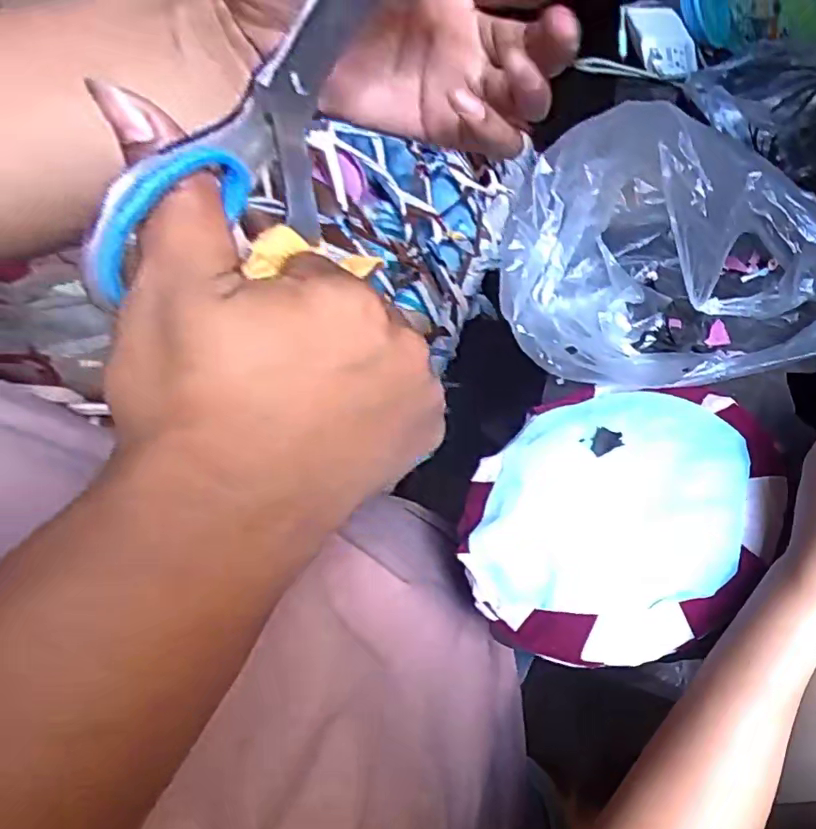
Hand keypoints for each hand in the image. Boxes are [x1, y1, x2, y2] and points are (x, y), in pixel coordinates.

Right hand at [90, 83, 444, 524]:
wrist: (235, 492)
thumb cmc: (197, 389)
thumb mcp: (169, 287)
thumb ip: (184, 210)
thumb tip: (172, 135)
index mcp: (355, 299)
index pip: (315, 267)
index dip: (273, 286)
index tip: (244, 317)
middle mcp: (410, 342)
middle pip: (360, 312)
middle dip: (321, 322)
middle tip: (269, 360)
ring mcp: (428, 393)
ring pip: (386, 354)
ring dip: (354, 360)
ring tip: (300, 394)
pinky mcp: (433, 434)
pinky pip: (406, 398)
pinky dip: (378, 400)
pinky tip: (336, 418)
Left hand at [221, 0, 579, 157]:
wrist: (249, 33)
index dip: (542, 0)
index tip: (549, 0)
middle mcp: (471, 39)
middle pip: (540, 50)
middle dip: (556, 42)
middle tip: (558, 26)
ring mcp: (467, 85)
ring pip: (532, 99)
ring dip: (536, 88)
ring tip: (515, 74)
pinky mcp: (454, 128)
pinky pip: (501, 140)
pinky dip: (496, 128)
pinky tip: (464, 103)